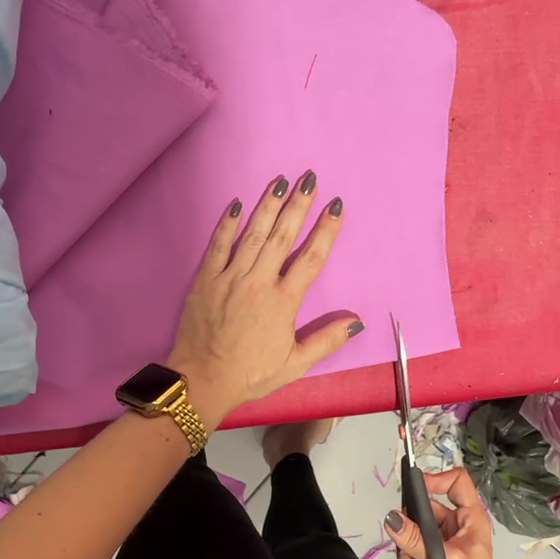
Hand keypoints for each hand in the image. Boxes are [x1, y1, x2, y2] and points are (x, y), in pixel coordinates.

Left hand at [167, 172, 360, 413]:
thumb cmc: (251, 374)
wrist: (202, 380)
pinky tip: (237, 204)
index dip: (326, 230)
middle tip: (309, 178)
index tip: (336, 206)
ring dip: (268, 205)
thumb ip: (326, 340)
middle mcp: (259, 282)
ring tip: (281, 181)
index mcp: (283, 302)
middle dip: (298, 204)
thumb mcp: (295, 363)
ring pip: (253, 234)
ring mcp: (229, 277)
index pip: (311, 258)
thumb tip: (357, 322)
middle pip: (283, 236)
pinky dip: (227, 223)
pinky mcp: (205, 278)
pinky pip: (218, 245)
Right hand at [384, 468, 512, 558]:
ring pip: (412, 535)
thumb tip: (391, 517)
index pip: (456, 482)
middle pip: (424, 511)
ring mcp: (442, 549)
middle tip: (413, 550)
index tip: (413, 492)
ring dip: (409, 554)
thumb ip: (416, 538)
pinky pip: (409, 555)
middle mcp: (457, 530)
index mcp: (471, 521)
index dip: (436, 480)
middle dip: (413, 531)